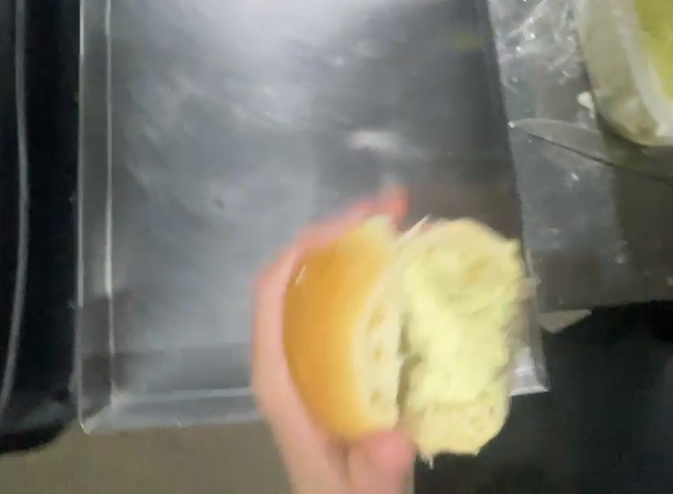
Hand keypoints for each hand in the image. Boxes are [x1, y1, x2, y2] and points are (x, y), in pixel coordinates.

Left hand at [252, 192, 415, 493]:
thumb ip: (371, 473)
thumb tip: (391, 438)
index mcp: (280, 377)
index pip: (271, 295)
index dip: (302, 249)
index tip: (352, 224)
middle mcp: (289, 353)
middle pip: (298, 273)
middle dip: (339, 232)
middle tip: (391, 206)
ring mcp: (310, 351)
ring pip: (321, 280)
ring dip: (355, 242)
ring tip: (400, 216)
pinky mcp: (335, 356)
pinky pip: (344, 300)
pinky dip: (368, 270)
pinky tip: (401, 258)